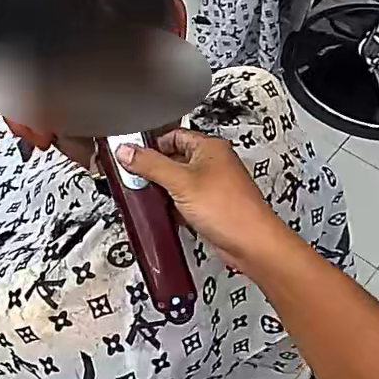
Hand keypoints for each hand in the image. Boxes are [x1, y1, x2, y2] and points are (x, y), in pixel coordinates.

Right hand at [118, 130, 295, 270]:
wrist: (250, 243)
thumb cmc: (231, 210)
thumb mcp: (181, 182)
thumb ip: (151, 165)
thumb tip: (127, 152)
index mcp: (210, 147)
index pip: (174, 135)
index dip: (153, 143)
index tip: (133, 154)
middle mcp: (214, 164)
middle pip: (175, 159)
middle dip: (156, 170)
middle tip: (139, 178)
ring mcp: (214, 186)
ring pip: (179, 183)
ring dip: (165, 191)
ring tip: (153, 198)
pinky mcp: (212, 207)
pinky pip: (186, 202)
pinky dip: (175, 207)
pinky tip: (169, 214)